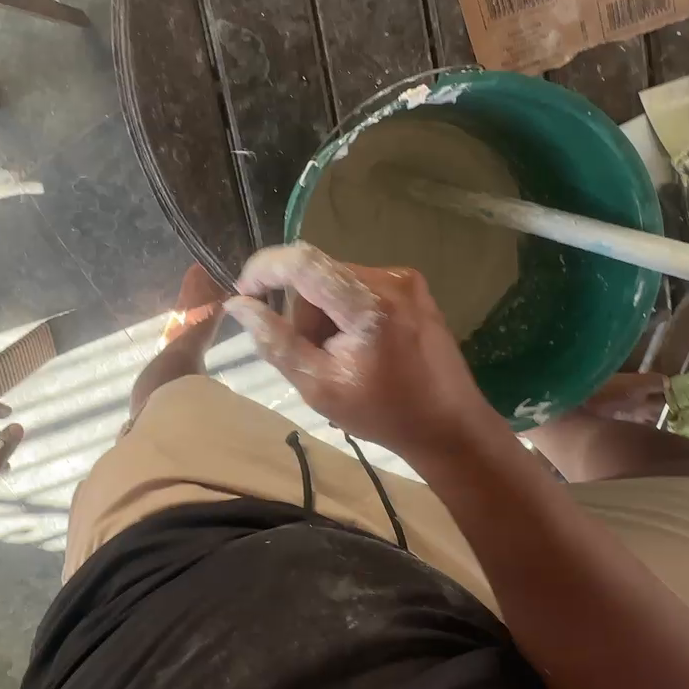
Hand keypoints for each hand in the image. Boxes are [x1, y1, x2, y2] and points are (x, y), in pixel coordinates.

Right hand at [223, 243, 501, 458]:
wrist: (450, 426)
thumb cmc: (383, 413)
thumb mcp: (318, 385)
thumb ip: (275, 342)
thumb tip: (238, 304)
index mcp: (367, 303)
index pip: (302, 262)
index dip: (264, 269)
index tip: (242, 293)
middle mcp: (389, 278)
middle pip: (316, 274)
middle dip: (301, 311)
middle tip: (311, 355)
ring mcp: (405, 279)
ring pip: (334, 280)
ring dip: (322, 313)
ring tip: (338, 356)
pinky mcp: (412, 287)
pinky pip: (356, 286)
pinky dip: (344, 311)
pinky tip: (358, 346)